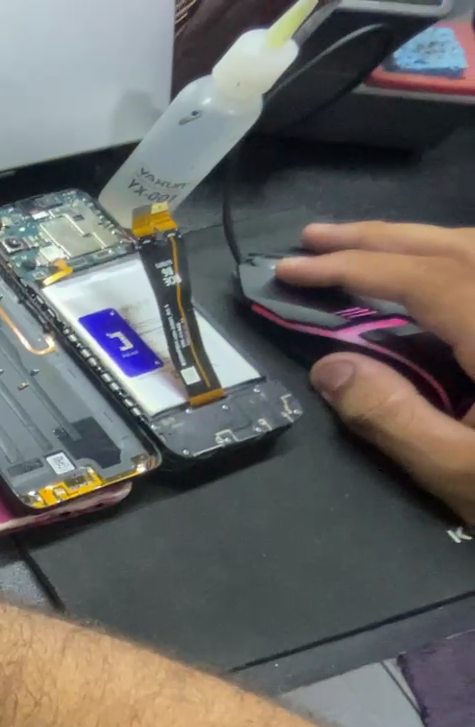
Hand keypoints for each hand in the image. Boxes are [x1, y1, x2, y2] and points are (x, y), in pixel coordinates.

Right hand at [276, 222, 474, 521]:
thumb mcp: (460, 470)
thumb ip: (391, 416)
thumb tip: (331, 367)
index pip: (428, 280)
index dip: (353, 268)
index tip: (290, 269)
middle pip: (466, 251)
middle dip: (383, 239)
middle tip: (313, 236)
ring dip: (421, 244)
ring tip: (359, 244)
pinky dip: (463, 263)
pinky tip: (432, 267)